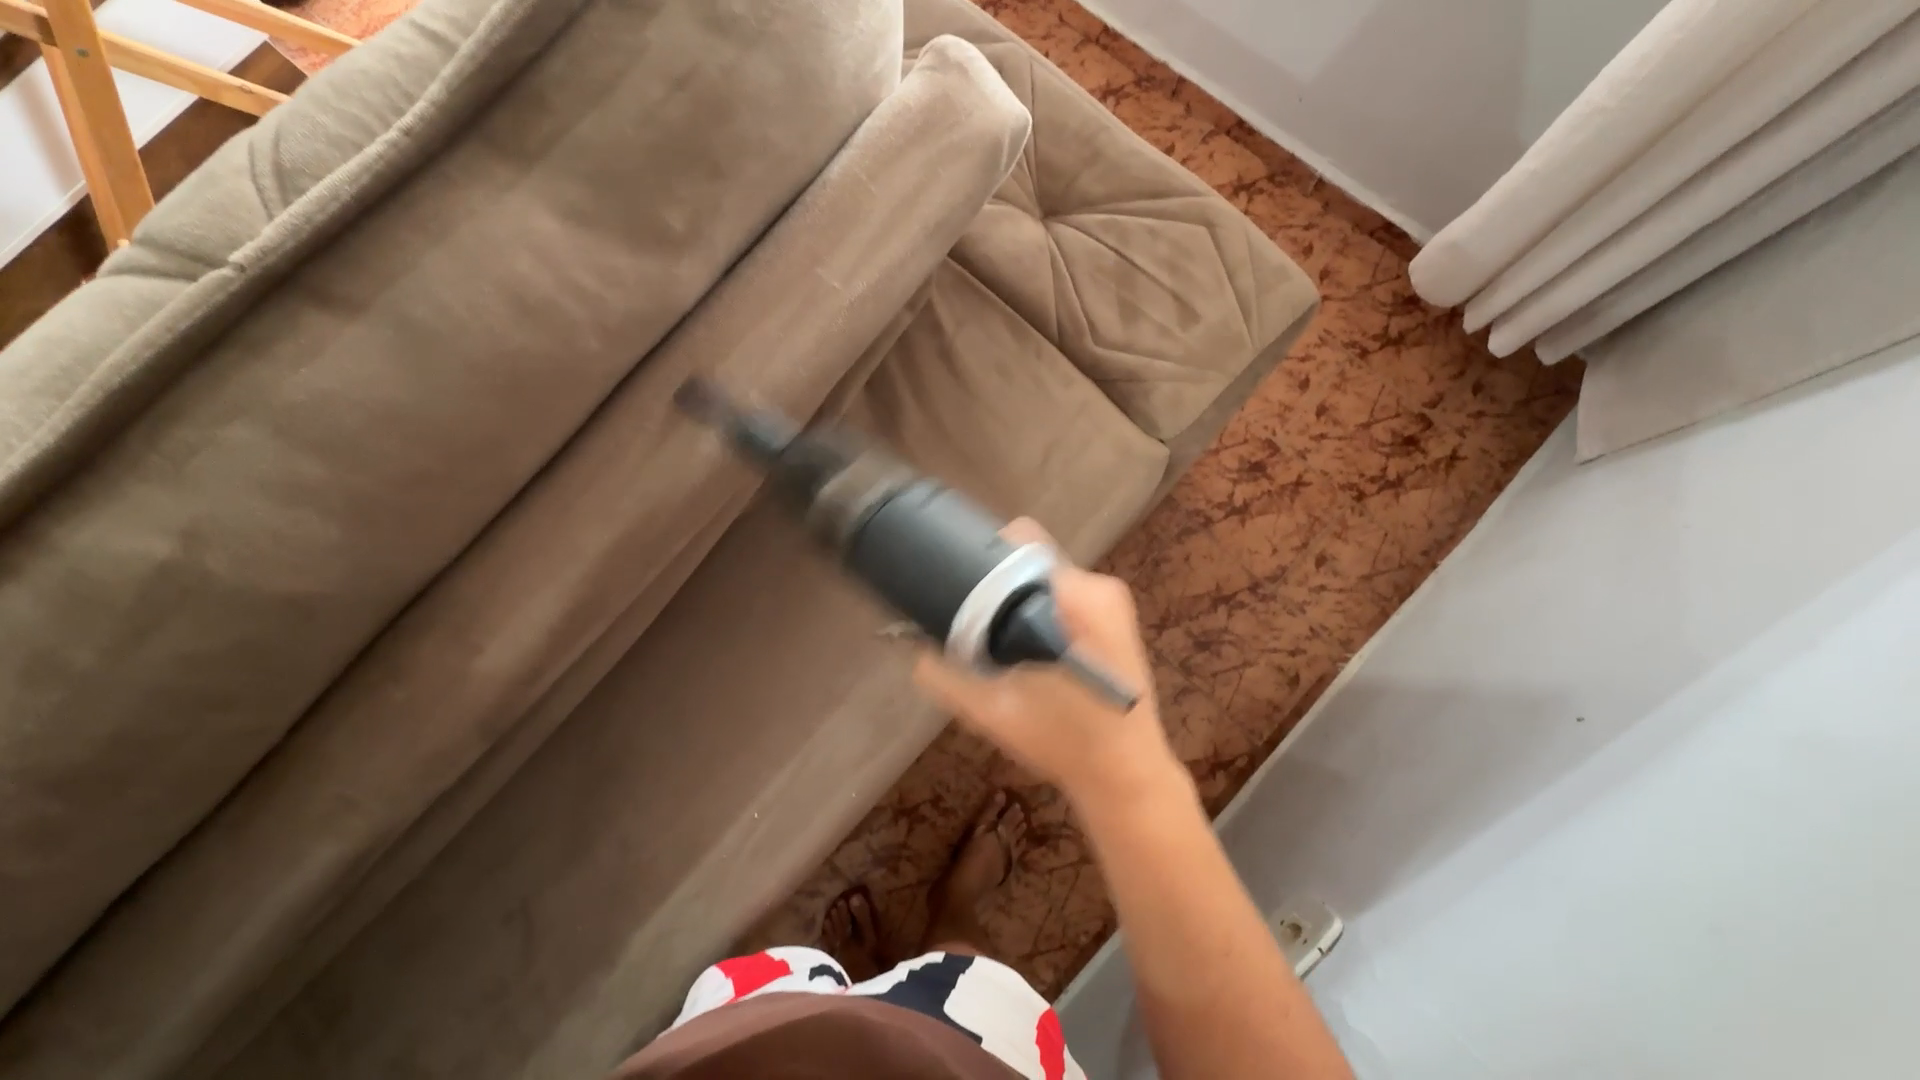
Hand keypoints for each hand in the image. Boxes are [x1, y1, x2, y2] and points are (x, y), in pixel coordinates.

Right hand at [912, 520, 1184, 808]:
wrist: (1126, 775)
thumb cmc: (1063, 743)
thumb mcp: (993, 712)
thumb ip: (946, 677)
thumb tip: (917, 648)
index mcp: (1077, 597)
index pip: (1020, 543)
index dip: (981, 558)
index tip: (955, 586)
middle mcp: (1100, 588)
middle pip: (1031, 561)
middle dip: (996, 585)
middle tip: (968, 623)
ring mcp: (1113, 604)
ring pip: (1046, 581)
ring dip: (1018, 602)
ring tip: (995, 642)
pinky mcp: (1115, 622)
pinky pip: (1063, 598)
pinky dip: (1038, 613)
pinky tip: (1024, 649)